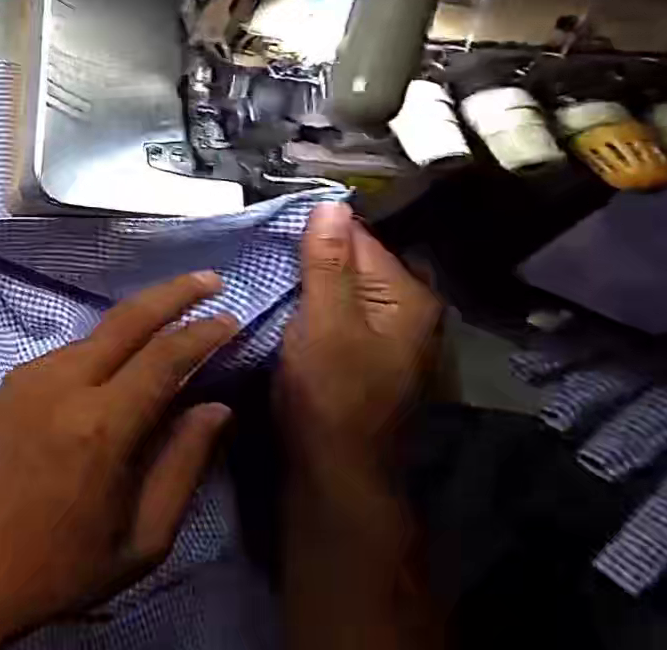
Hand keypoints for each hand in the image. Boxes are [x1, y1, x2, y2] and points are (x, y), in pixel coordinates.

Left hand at [0, 272, 240, 643]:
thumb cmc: (68, 560)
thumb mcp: (145, 536)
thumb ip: (184, 463)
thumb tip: (216, 406)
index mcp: (102, 427)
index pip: (163, 359)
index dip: (201, 334)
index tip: (232, 319)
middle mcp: (65, 384)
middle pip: (127, 320)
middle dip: (172, 293)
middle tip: (210, 279)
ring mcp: (34, 374)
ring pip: (99, 334)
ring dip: (139, 322)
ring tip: (176, 322)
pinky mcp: (16, 376)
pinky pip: (74, 352)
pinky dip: (107, 349)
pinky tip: (125, 364)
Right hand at [279, 202, 440, 472]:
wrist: (332, 463)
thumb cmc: (330, 390)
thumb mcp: (325, 320)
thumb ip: (327, 262)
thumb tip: (329, 202)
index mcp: (406, 297)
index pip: (358, 236)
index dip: (315, 226)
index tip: (270, 221)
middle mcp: (403, 307)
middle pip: (350, 257)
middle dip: (307, 247)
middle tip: (259, 241)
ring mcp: (381, 328)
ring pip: (337, 280)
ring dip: (303, 271)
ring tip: (261, 260)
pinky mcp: (358, 343)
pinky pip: (331, 302)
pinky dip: (306, 293)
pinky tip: (278, 291)